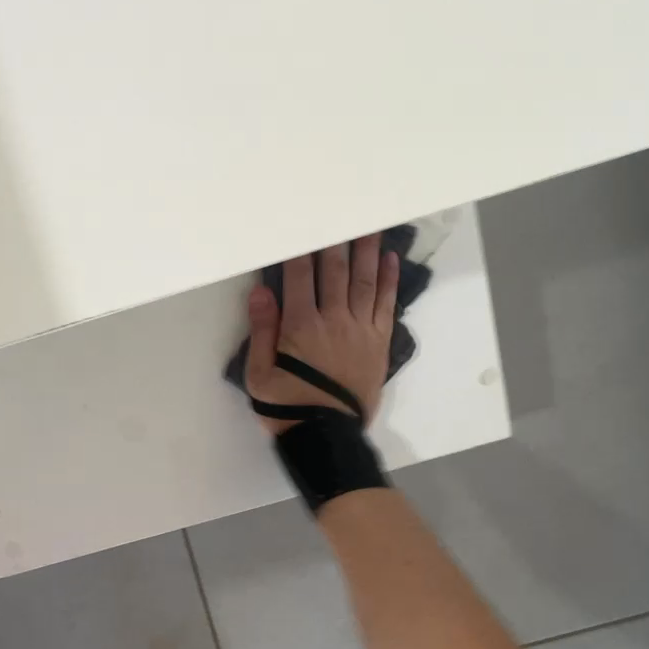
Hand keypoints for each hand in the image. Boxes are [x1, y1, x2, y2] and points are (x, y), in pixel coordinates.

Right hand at [244, 234, 399, 433]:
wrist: (325, 435)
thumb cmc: (285, 406)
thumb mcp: (259, 373)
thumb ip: (262, 331)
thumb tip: (261, 292)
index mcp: (300, 326)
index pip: (299, 277)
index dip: (300, 250)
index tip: (302, 226)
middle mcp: (333, 319)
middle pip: (335, 271)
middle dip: (335, 241)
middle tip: (340, 213)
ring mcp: (360, 329)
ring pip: (364, 280)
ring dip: (366, 250)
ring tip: (369, 225)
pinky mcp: (378, 341)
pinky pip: (385, 303)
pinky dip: (388, 280)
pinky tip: (389, 260)